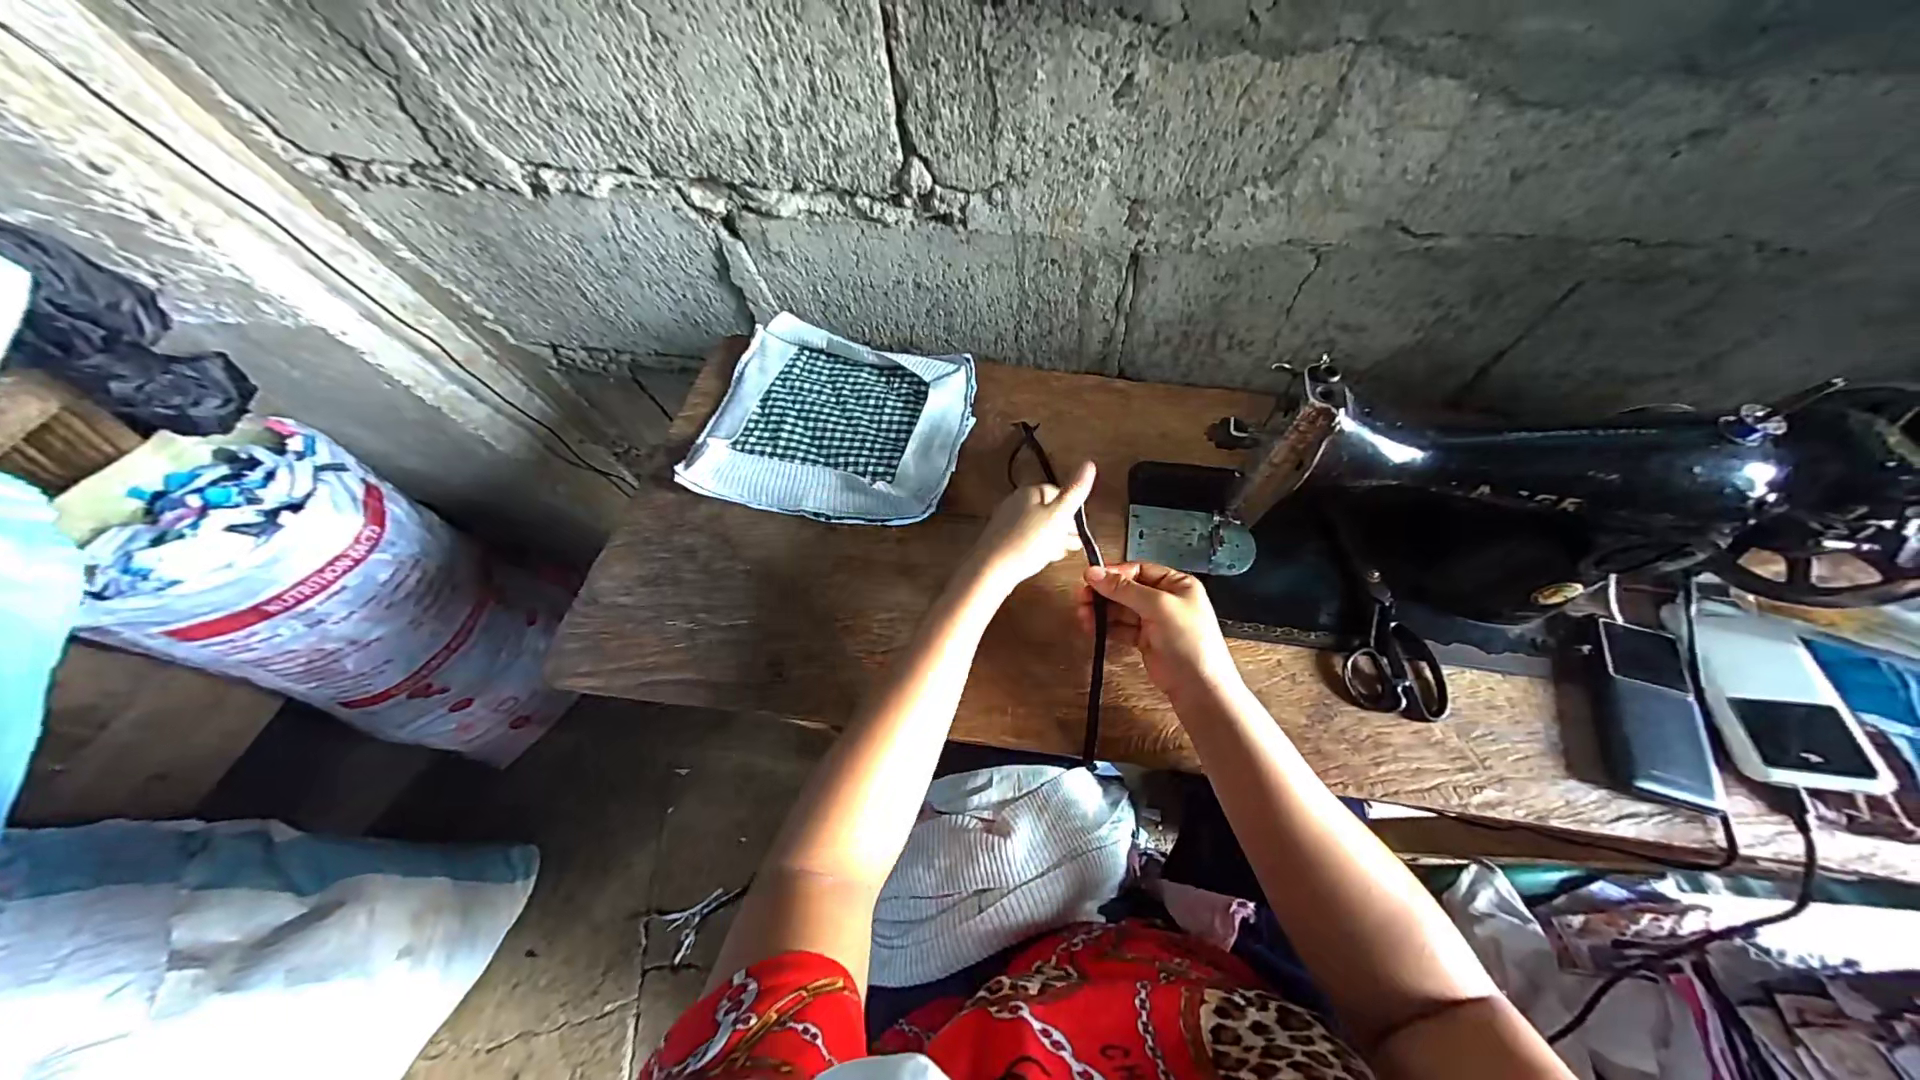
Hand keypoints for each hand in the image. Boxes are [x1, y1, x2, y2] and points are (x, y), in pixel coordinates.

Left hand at [964, 461, 1095, 594]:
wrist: (991, 570)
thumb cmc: (1028, 541)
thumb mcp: (1058, 516)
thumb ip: (1075, 492)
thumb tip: (1089, 463)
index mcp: (1028, 492)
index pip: (1056, 491)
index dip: (1071, 506)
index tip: (1081, 524)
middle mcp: (1014, 503)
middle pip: (1046, 510)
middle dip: (1063, 525)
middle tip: (1076, 541)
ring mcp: (1006, 523)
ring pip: (1037, 526)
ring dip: (1053, 537)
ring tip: (1064, 551)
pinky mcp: (1000, 541)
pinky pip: (1025, 539)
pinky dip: (1038, 546)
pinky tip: (1044, 558)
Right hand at [1078, 561, 1241, 699]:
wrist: (1199, 686)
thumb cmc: (1190, 642)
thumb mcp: (1158, 606)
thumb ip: (1124, 589)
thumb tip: (1094, 573)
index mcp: (1176, 584)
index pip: (1139, 570)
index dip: (1115, 574)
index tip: (1091, 578)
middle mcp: (1165, 600)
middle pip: (1126, 590)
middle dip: (1103, 594)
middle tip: (1082, 598)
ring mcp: (1155, 621)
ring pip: (1120, 610)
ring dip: (1101, 611)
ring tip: (1083, 616)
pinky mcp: (1145, 640)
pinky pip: (1120, 628)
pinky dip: (1106, 627)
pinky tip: (1092, 628)